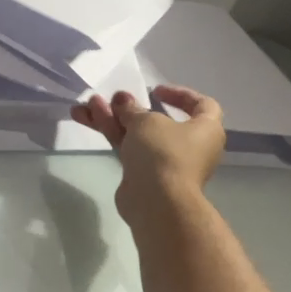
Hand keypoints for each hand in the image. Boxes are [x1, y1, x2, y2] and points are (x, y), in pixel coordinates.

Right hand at [71, 85, 225, 222]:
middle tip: (109, 98)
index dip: (181, 94)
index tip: (155, 91)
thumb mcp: (147, 122)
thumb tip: (122, 100)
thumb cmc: (164, 153)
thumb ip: (132, 109)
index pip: (202, 105)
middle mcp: (189, 144)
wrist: (156, 200)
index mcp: (205, 129)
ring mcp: (165, 160)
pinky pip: (128, 148)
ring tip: (85, 106)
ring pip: (137, 134)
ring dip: (112, 119)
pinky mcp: (144, 173)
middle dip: (129, 108)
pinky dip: (111, 134)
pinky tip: (88, 120)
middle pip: (158, 119)